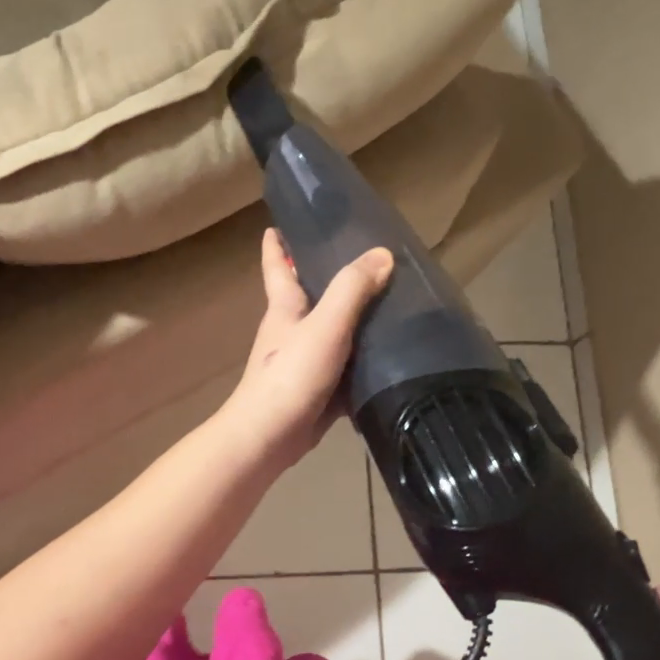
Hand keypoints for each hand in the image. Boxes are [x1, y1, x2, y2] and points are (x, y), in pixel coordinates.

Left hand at [215, 229, 392, 468]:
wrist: (270, 437)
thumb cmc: (290, 375)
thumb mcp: (325, 325)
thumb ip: (352, 290)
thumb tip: (382, 254)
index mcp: (284, 309)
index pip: (278, 267)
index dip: (277, 245)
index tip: (280, 223)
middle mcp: (290, 331)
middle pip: (309, 297)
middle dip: (326, 278)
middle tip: (362, 259)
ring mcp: (303, 364)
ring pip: (331, 333)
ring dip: (352, 320)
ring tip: (388, 303)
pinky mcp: (318, 392)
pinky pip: (344, 369)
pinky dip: (362, 361)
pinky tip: (389, 357)